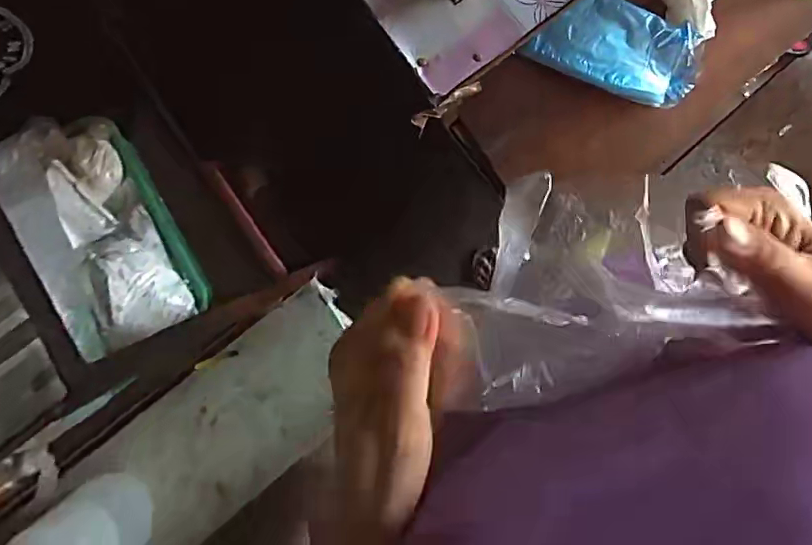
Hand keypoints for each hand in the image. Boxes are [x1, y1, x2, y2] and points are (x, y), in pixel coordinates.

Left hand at [328, 278, 463, 544]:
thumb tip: (419, 291)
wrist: (373, 520)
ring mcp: (373, 364)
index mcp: (356, 344)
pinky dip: (435, 365)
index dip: (431, 307)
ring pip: (416, 331)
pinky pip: (417, 354)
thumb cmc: (387, 465)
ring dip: (440, 348)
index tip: (455, 336)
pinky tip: (443, 390)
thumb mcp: (401, 410)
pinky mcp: (387, 384)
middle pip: (408, 310)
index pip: (399, 295)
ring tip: (450, 382)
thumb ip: (409, 352)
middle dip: (437, 327)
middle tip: (455, 365)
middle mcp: (361, 346)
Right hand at [686, 189, 811, 373]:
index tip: (716, 274)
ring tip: (736, 299)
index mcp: (766, 205)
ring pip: (702, 244)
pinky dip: (715, 282)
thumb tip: (718, 225)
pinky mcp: (749, 262)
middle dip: (703, 255)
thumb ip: (764, 256)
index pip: (703, 205)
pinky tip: (736, 302)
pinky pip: (713, 263)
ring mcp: (751, 238)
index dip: (701, 237)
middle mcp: (753, 214)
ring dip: (709, 272)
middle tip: (728, 290)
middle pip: (698, 222)